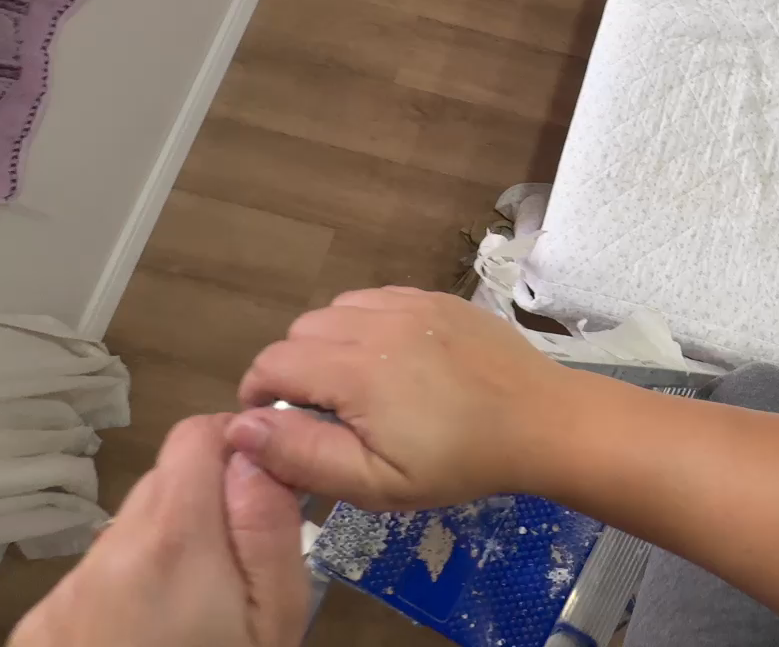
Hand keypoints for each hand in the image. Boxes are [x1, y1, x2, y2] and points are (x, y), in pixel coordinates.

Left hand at [10, 415, 307, 646]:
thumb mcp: (277, 611)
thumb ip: (269, 520)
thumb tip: (256, 449)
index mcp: (170, 538)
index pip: (194, 434)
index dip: (236, 441)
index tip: (261, 479)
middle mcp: (104, 553)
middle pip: (164, 478)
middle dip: (207, 497)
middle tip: (235, 558)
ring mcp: (59, 595)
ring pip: (131, 525)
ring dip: (167, 542)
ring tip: (191, 605)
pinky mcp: (33, 630)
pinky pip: (97, 573)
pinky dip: (128, 582)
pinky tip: (147, 632)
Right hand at [228, 286, 570, 509]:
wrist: (538, 419)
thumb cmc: (459, 460)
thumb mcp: (376, 482)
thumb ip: (302, 453)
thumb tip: (239, 426)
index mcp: (358, 368)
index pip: (273, 362)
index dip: (260, 396)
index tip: (281, 427)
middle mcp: (381, 321)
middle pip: (302, 330)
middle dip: (294, 369)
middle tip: (325, 411)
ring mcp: (415, 302)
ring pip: (340, 307)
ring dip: (331, 341)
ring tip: (358, 383)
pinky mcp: (441, 297)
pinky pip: (381, 296)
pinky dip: (368, 320)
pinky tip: (392, 355)